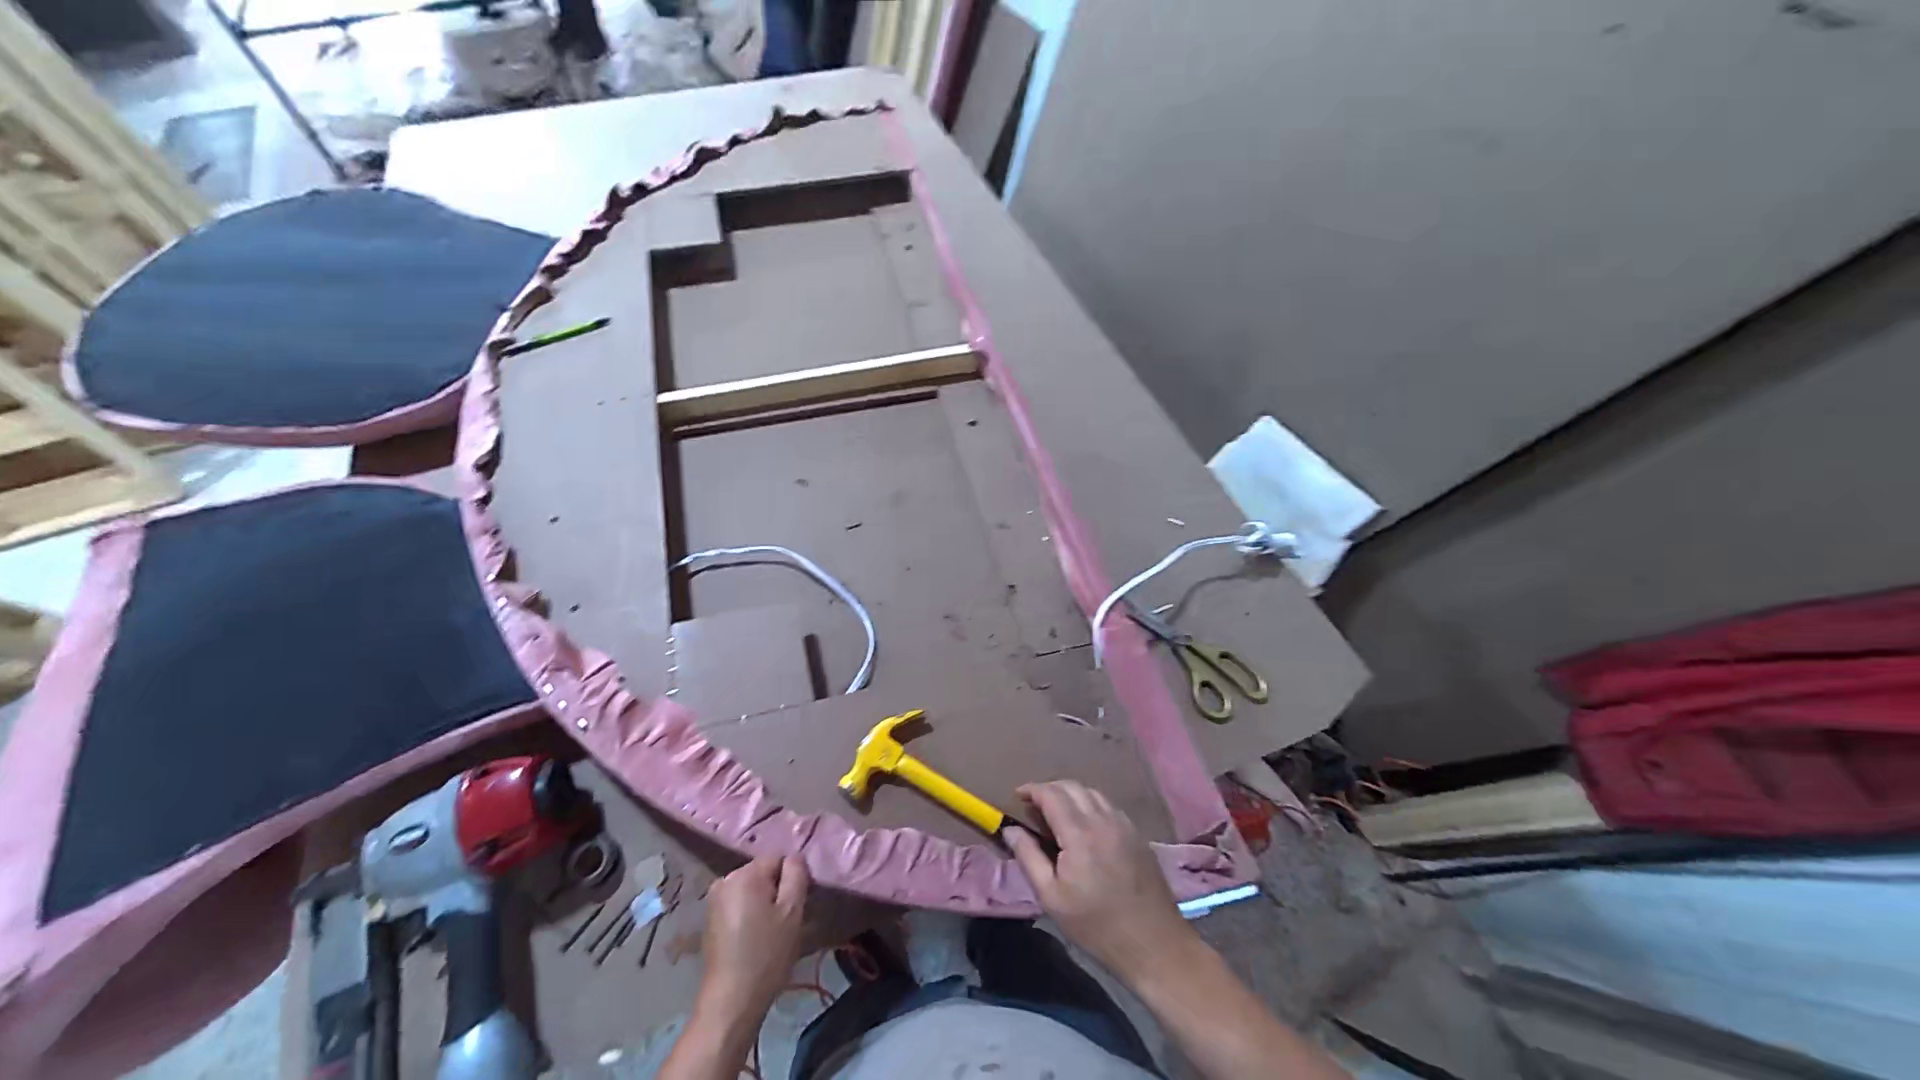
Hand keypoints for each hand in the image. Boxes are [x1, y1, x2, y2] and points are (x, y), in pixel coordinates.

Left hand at [696, 855, 808, 1019]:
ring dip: (763, 903)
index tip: (798, 904)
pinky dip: (749, 913)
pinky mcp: (710, 919)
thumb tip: (794, 857)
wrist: (731, 1000)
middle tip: (787, 920)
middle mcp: (725, 880)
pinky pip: (738, 903)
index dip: (792, 878)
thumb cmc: (766, 954)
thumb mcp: (793, 912)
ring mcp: (714, 900)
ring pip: (751, 889)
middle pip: (763, 872)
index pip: (778, 858)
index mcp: (745, 874)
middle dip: (776, 890)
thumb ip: (797, 875)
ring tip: (772, 931)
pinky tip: (755, 937)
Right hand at [1004, 781, 1202, 983]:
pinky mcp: (1137, 835)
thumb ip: (1028, 857)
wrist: (1152, 944)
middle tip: (1033, 805)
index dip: (1031, 789)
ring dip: (1071, 794)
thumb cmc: (1095, 925)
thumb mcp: (1051, 897)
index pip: (1051, 794)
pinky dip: (1090, 804)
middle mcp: (1103, 820)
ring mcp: (1124, 825)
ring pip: (1093, 793)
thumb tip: (1010, 829)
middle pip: (1072, 786)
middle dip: (1049, 789)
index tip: (1017, 796)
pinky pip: (1109, 806)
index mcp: (1080, 833)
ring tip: (1056, 813)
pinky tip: (1084, 825)